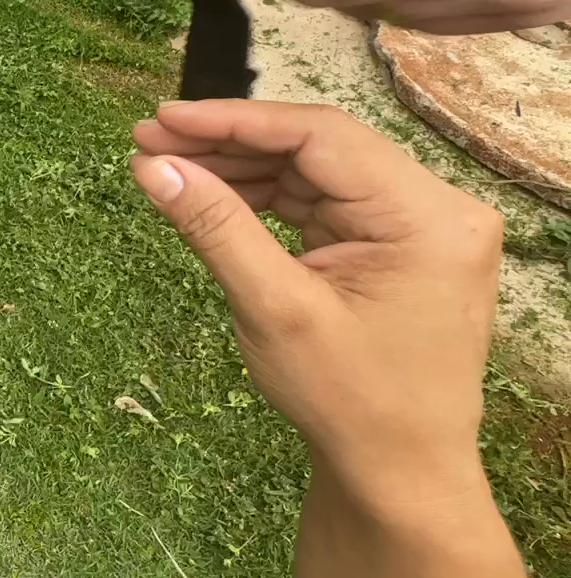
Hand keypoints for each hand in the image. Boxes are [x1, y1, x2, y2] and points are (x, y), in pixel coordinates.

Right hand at [129, 100, 502, 509]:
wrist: (393, 459)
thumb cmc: (343, 390)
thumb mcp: (269, 304)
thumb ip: (213, 226)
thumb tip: (152, 166)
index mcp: (425, 216)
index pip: (322, 137)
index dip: (234, 120)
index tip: (161, 118)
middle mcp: (431, 208)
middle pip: (316, 147)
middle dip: (227, 140)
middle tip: (147, 140)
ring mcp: (410, 226)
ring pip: (309, 171)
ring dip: (235, 166)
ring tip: (164, 164)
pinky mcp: (384, 244)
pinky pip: (311, 201)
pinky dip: (255, 196)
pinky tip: (207, 195)